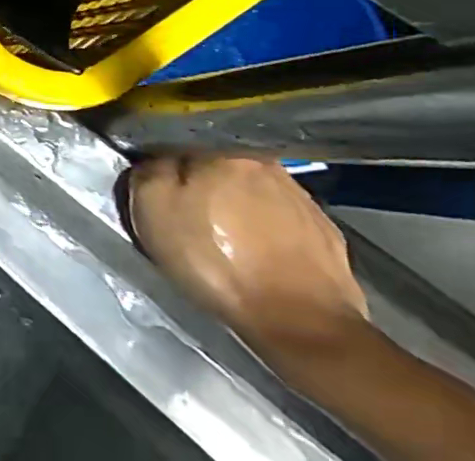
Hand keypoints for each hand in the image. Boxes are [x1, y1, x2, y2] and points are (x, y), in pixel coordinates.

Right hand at [129, 155, 368, 354]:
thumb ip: (149, 173)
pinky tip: (262, 263)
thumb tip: (155, 162)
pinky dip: (269, 236)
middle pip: (218, 169)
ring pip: (253, 194)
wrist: (303, 326)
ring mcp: (300, 197)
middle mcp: (263, 163)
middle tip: (192, 226)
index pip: (178, 147)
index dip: (164, 173)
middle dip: (205, 190)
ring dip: (239, 212)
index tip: (159, 200)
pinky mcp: (326, 233)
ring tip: (229, 249)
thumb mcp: (154, 212)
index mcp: (219, 151)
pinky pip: (283, 223)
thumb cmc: (217, 266)